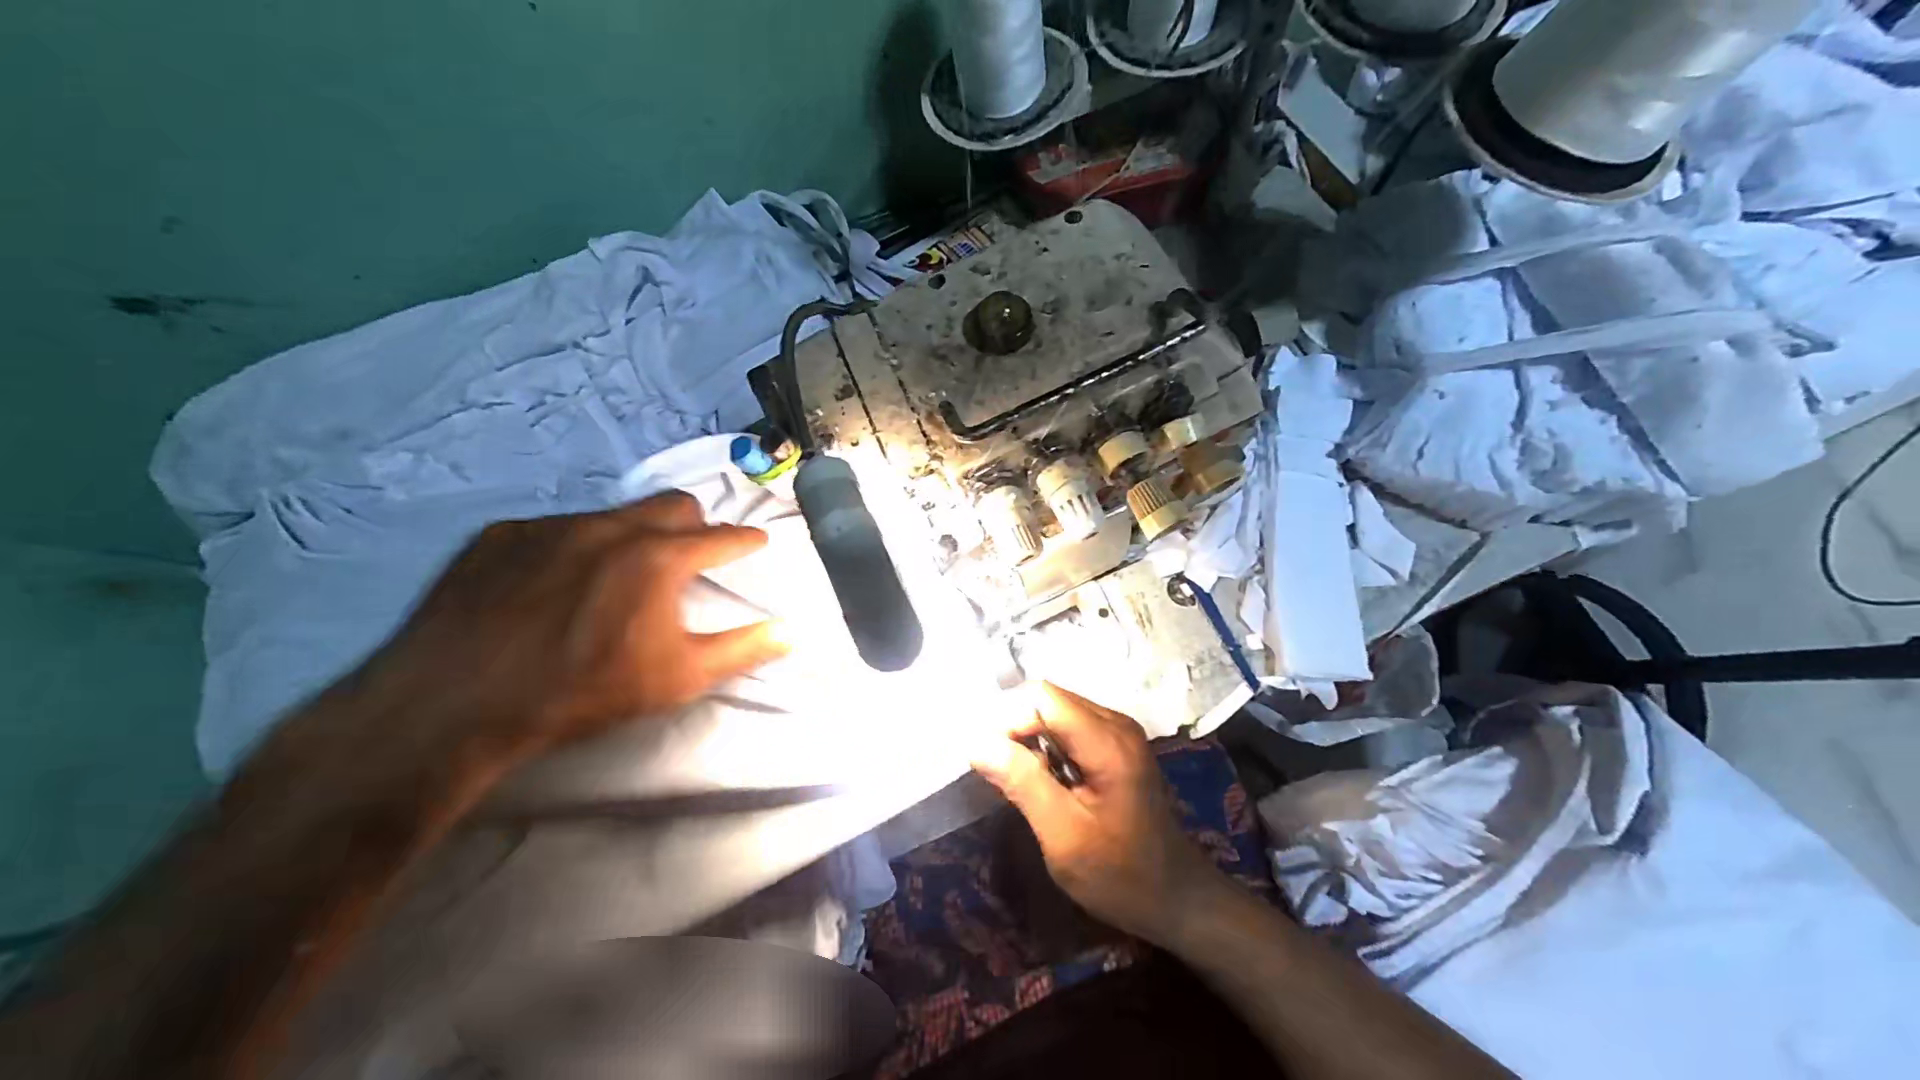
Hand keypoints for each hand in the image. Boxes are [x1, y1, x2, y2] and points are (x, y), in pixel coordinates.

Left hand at [362, 491, 789, 756]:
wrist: (454, 705)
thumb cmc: (582, 692)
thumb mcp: (677, 679)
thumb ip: (741, 649)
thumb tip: (790, 631)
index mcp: (657, 558)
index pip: (720, 537)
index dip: (745, 540)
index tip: (757, 540)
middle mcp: (609, 527)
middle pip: (672, 504)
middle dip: (695, 524)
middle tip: (693, 553)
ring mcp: (551, 525)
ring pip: (614, 513)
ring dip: (633, 535)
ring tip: (619, 576)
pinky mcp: (500, 534)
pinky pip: (556, 527)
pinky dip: (575, 547)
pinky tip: (553, 586)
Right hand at [972, 682, 1235, 947]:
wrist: (1177, 900)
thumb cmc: (1120, 875)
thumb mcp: (1063, 836)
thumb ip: (1023, 783)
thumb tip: (976, 742)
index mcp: (1108, 740)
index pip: (1041, 698)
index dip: (1008, 721)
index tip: (991, 763)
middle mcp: (1116, 723)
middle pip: (1048, 700)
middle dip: (1015, 729)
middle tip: (1000, 775)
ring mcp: (1119, 733)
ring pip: (1056, 712)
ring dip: (1029, 739)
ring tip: (1020, 783)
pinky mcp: (1116, 746)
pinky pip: (1069, 728)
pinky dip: (1047, 747)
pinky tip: (1044, 783)